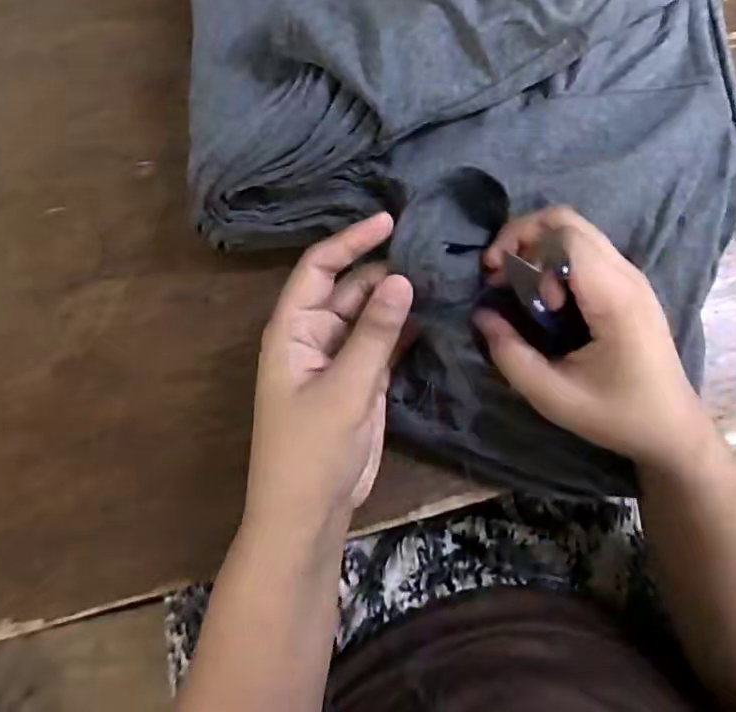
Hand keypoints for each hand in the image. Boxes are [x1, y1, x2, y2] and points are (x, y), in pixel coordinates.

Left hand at [247, 213, 414, 535]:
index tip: (389, 221)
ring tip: (441, 274)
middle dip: (385, 270)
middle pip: (352, 287)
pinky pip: (386, 340)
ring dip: (400, 298)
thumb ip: (375, 333)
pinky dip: (406, 327)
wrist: (310, 515)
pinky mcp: (364, 378)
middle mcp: (316, 334)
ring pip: (372, 313)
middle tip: (432, 252)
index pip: (320, 267)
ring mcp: (341, 356)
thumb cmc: (311, 449)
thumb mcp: (345, 387)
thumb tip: (403, 278)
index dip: (351, 241)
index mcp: (294, 328)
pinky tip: (436, 312)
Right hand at [473, 206, 716, 475]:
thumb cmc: (616, 415)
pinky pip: (585, 247)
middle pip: (567, 221)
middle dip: (522, 234)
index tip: (504, 285)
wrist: (673, 428)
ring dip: (538, 244)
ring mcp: (631, 275)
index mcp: (614, 297)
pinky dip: (554, 254)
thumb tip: (480, 315)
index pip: (565, 236)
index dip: (526, 249)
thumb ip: (510, 353)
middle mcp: (626, 274)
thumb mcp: (553, 396)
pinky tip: (542, 290)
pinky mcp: (629, 283)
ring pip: (576, 229)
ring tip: (515, 279)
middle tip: (497, 270)